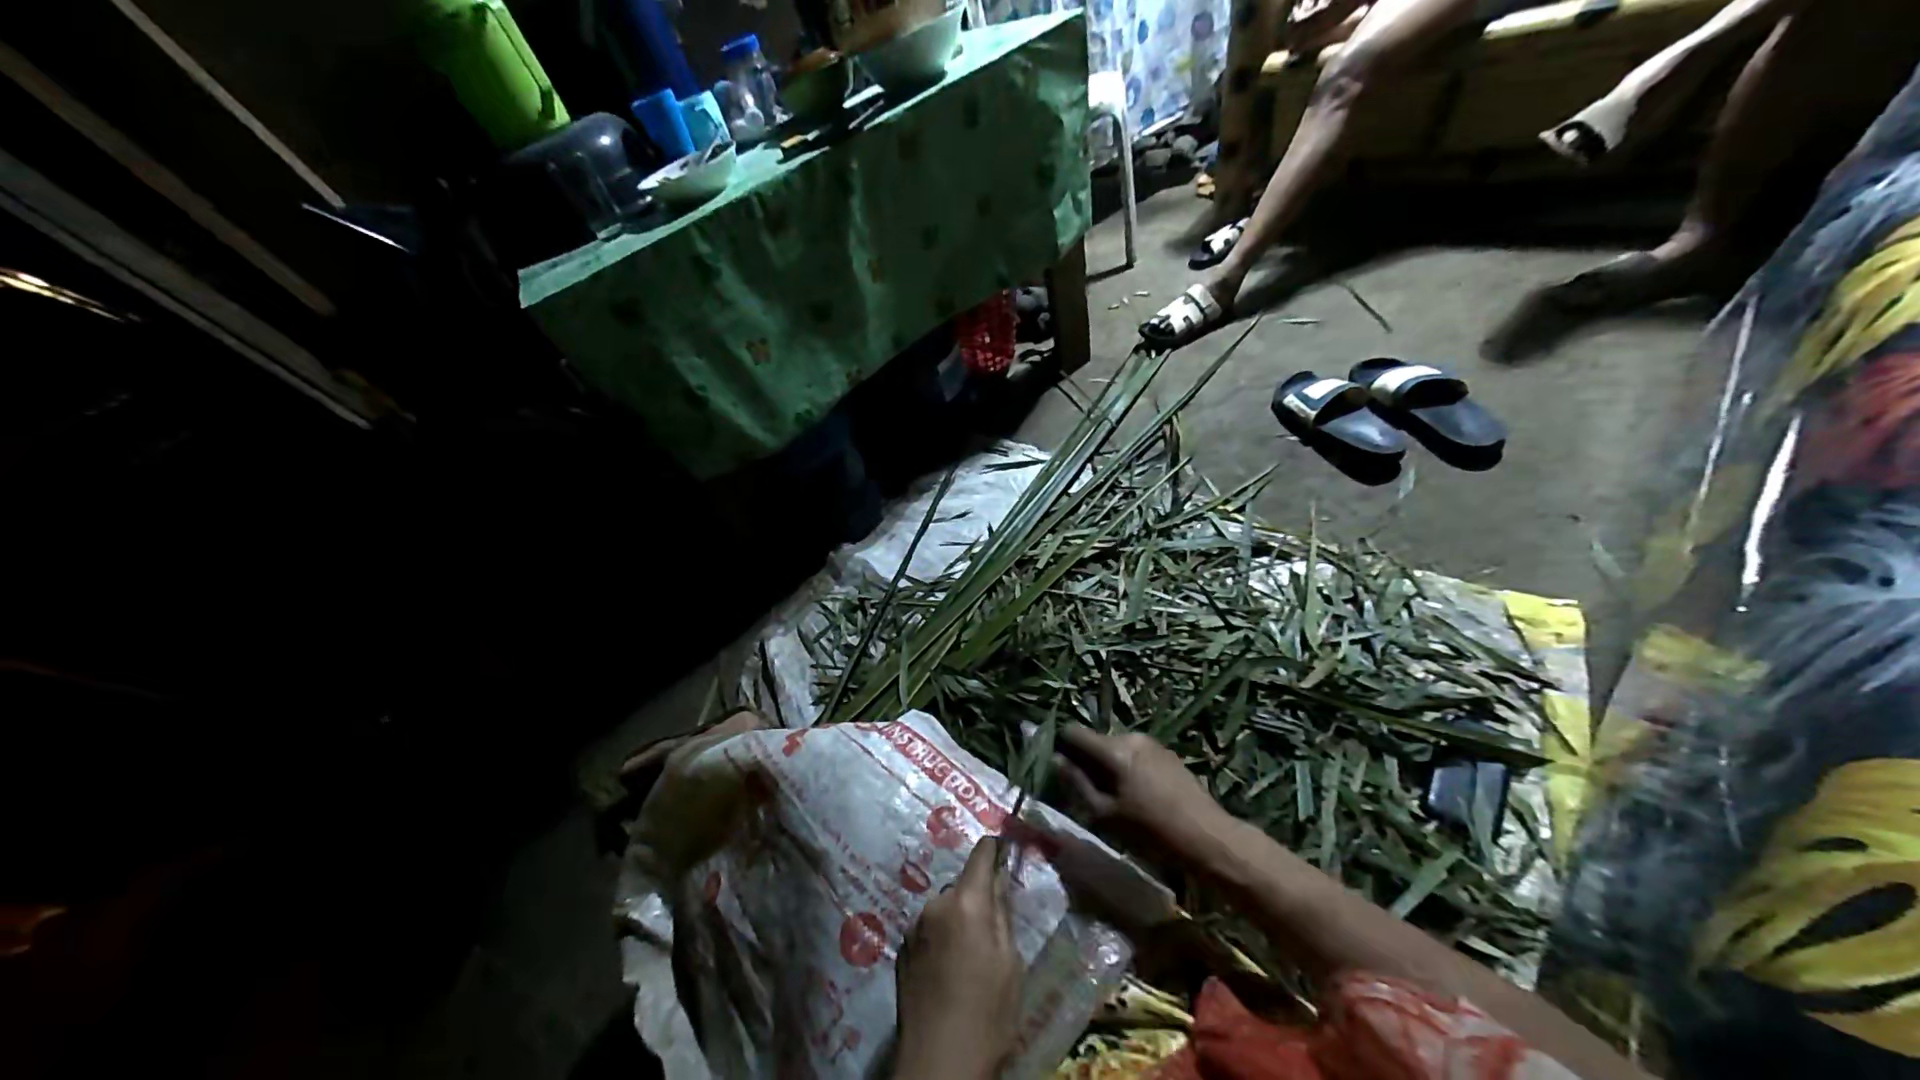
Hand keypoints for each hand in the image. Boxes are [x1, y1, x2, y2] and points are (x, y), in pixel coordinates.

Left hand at [893, 836, 1023, 1079]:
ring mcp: (914, 926)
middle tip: (992, 928)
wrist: (938, 1062)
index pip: (981, 854)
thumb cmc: (988, 1014)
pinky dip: (941, 935)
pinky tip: (949, 968)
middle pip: (962, 884)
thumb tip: (999, 881)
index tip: (1004, 848)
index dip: (994, 848)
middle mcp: (936, 904)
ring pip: (944, 907)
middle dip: (977, 896)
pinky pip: (929, 927)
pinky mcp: (902, 948)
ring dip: (957, 917)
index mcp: (966, 902)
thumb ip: (1003, 915)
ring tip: (969, 955)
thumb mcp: (1011, 964)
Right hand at [1052, 725, 1229, 853]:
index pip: (1073, 732)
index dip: (1062, 747)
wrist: (1208, 838)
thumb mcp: (1105, 814)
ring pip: (1116, 748)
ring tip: (1116, 799)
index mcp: (1114, 749)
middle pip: (1096, 741)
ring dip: (1109, 766)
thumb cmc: (1151, 832)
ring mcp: (1153, 743)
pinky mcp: (1168, 754)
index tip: (1062, 771)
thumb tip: (1055, 759)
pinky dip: (1128, 769)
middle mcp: (1132, 737)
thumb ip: (1077, 783)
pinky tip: (1138, 797)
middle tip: (1090, 794)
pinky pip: (1136, 754)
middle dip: (1087, 761)